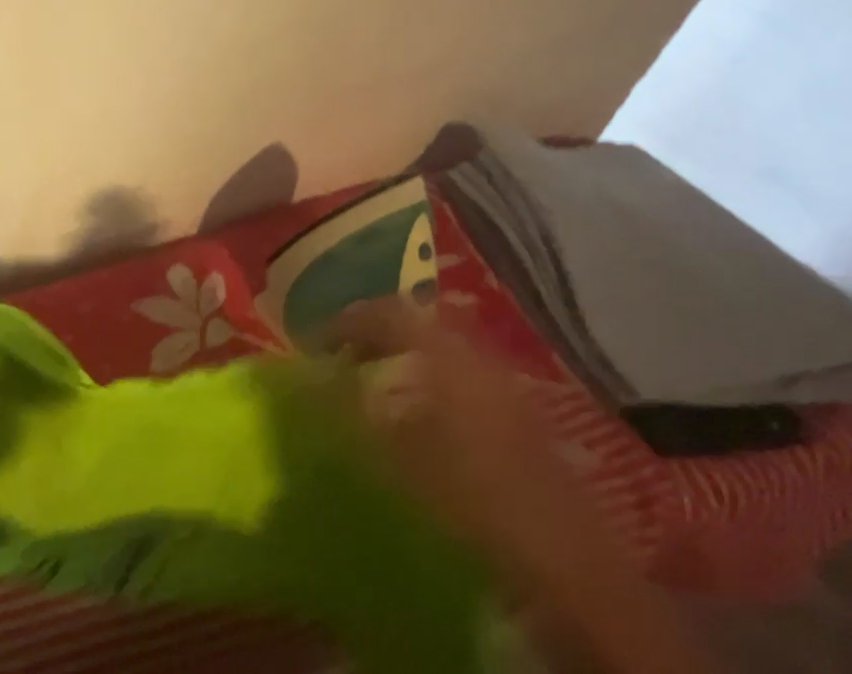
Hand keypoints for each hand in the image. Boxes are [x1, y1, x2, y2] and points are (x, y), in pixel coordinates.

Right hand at [334, 297, 600, 580]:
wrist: (564, 562)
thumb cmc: (468, 499)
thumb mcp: (392, 454)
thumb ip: (347, 406)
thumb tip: (309, 377)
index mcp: (449, 359)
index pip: (390, 312)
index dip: (346, 320)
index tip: (313, 343)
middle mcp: (481, 361)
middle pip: (420, 327)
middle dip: (373, 337)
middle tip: (337, 359)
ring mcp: (507, 389)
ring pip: (442, 354)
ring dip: (401, 360)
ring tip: (368, 386)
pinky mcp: (522, 419)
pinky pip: (462, 379)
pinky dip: (428, 381)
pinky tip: (413, 417)